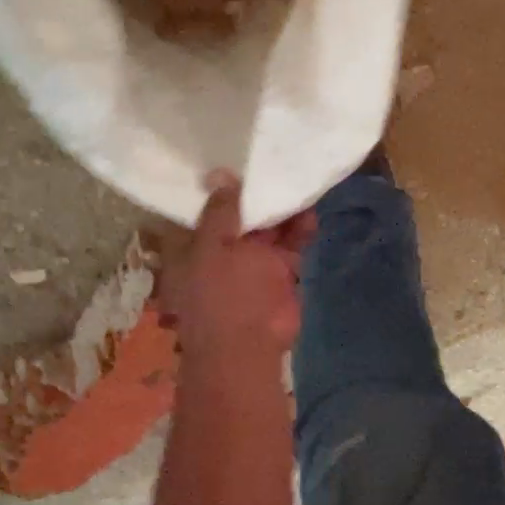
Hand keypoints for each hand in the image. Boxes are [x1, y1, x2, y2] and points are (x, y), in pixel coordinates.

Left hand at [162, 171, 316, 361]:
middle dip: (262, 195)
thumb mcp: (215, 245)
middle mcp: (223, 249)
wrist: (249, 345)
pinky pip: (291, 245)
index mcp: (194, 243)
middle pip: (244, 214)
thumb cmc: (223, 295)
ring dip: (285, 211)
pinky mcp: (280, 272)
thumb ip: (222, 210)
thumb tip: (222, 174)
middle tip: (280, 167)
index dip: (226, 185)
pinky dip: (300, 231)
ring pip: (270, 228)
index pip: (209, 206)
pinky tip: (310, 215)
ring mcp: (253, 262)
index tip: (243, 160)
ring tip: (301, 187)